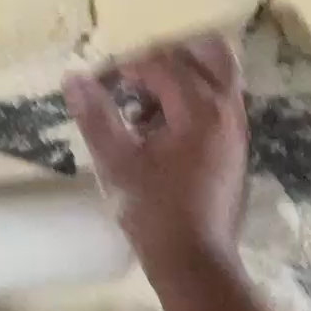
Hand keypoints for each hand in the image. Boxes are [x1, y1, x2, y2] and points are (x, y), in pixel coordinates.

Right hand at [62, 34, 247, 276]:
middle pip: (205, 52)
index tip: (97, 87)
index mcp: (201, 108)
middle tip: (129, 83)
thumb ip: (95, 116)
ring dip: (176, 81)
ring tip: (139, 112)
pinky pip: (216, 103)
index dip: (124, 69)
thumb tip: (73, 77)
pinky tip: (156, 136)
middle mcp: (228, 109)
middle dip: (162, 59)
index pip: (161, 64)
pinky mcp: (234, 147)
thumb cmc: (153, 210)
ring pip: (214, 77)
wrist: (194, 258)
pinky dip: (187, 103)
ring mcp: (236, 128)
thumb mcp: (115, 162)